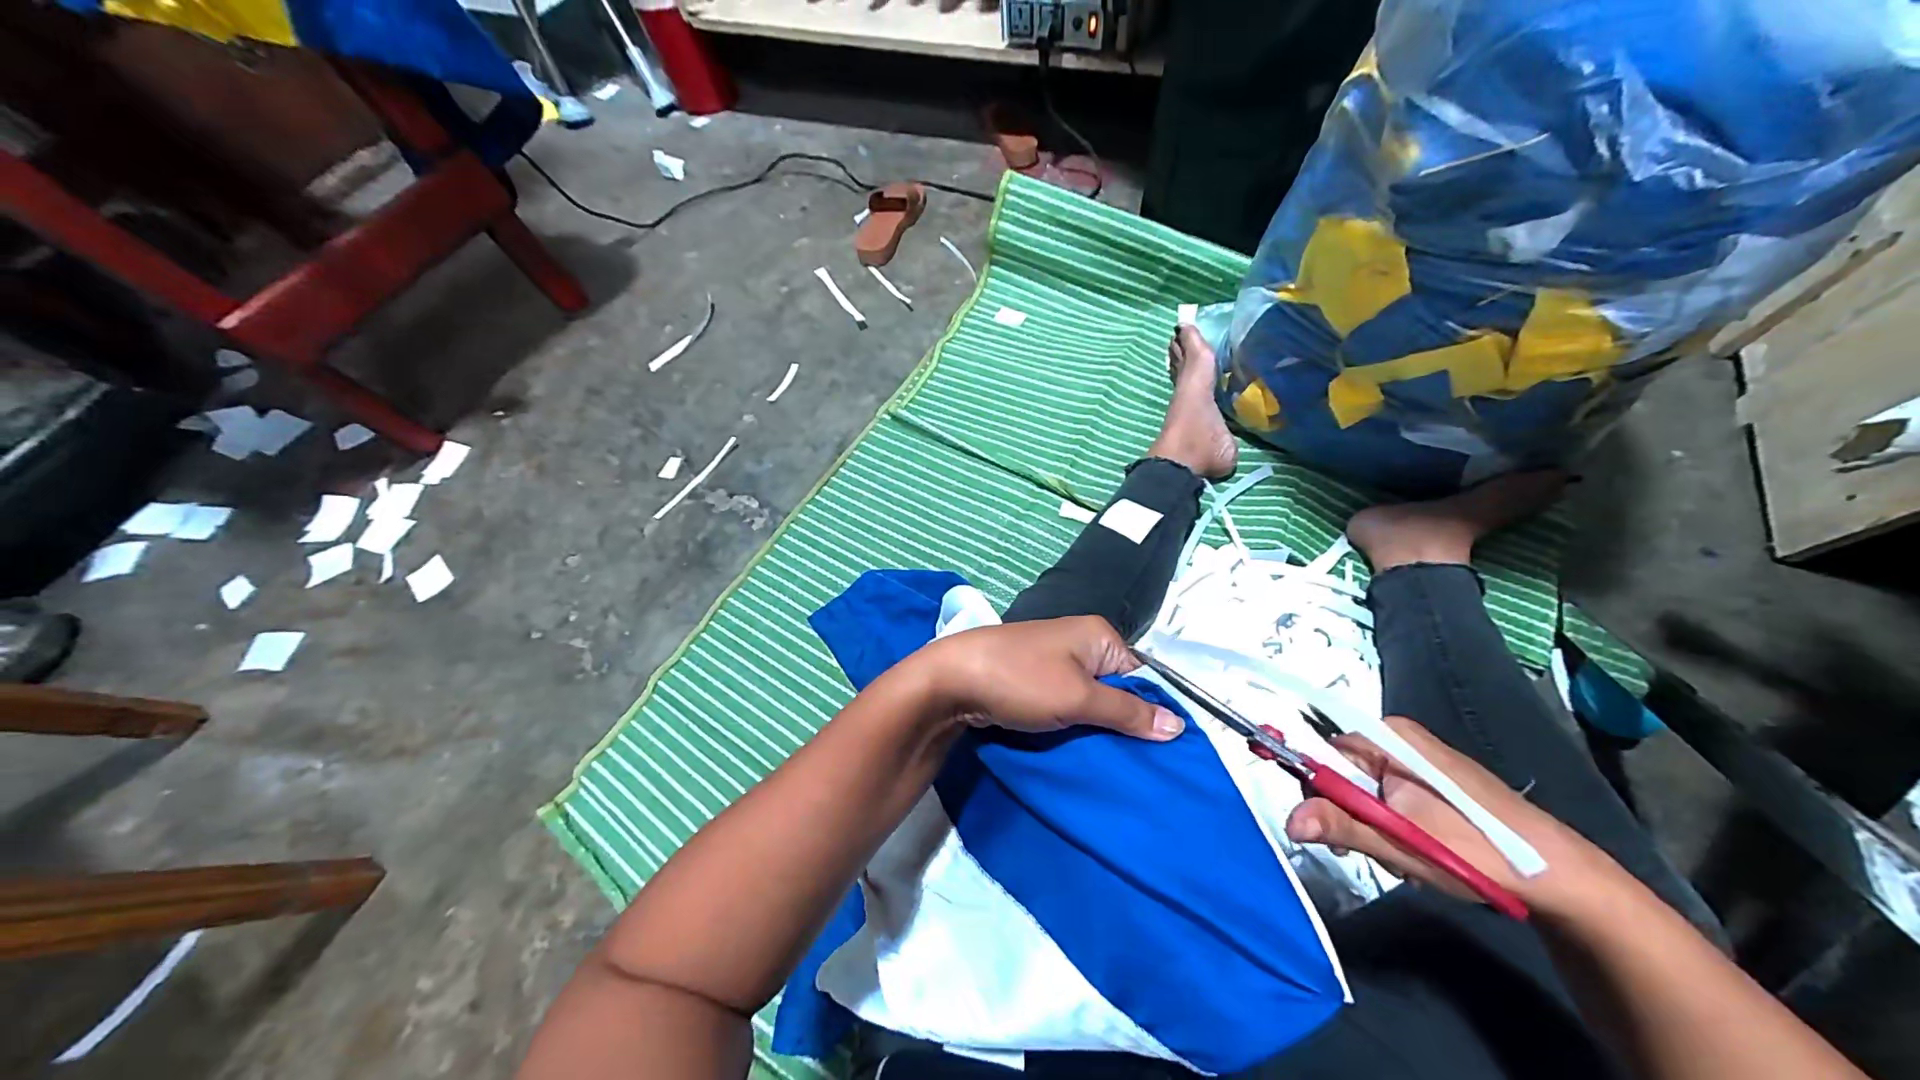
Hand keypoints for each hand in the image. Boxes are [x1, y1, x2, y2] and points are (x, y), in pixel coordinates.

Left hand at [912, 616, 1185, 740]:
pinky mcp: (1036, 682)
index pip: (1144, 675)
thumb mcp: (1079, 699)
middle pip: (1119, 689)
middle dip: (1127, 723)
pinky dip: (1075, 725)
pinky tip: (1084, 750)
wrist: (952, 679)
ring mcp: (1056, 662)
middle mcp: (1081, 643)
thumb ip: (1128, 712)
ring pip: (1093, 701)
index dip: (1154, 711)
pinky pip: (1068, 705)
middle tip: (1143, 764)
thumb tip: (1178, 724)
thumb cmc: (1020, 681)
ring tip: (1116, 763)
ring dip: (1099, 728)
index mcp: (1099, 636)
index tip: (1167, 751)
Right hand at [1284, 715, 1621, 916]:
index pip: (1320, 750)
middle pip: (1340, 772)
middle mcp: (1398, 740)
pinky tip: (1419, 850)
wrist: (1558, 875)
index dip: (1317, 788)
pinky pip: (1386, 798)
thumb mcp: (1403, 842)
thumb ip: (1341, 825)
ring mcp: (1415, 761)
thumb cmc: (1479, 850)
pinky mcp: (1429, 783)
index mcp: (1388, 737)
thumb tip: (1289, 819)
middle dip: (1350, 814)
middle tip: (1379, 848)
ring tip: (1406, 855)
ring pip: (1362, 791)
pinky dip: (1393, 827)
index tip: (1330, 825)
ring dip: (1373, 827)